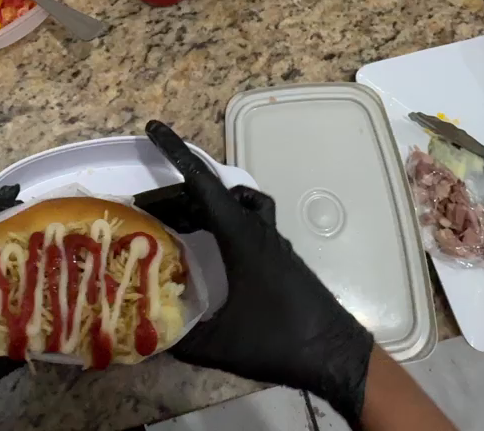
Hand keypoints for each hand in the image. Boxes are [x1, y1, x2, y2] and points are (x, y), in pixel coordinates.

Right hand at [145, 120, 375, 428]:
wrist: (336, 355)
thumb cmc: (281, 341)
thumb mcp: (223, 345)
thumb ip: (181, 339)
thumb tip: (147, 335)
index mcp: (240, 234)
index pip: (202, 182)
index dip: (175, 152)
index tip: (154, 128)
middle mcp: (255, 227)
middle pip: (211, 193)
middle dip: (177, 193)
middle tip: (147, 207)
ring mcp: (269, 239)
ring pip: (230, 204)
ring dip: (201, 206)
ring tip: (173, 226)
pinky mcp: (277, 254)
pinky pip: (243, 220)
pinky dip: (223, 221)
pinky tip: (211, 248)